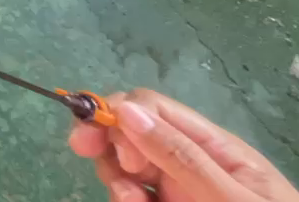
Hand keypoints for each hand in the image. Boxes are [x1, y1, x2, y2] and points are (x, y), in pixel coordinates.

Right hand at [68, 90, 298, 201]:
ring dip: (112, 172)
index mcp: (216, 147)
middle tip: (82, 149)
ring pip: (122, 157)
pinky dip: (122, 194)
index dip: (121, 114)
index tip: (112, 145)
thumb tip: (126, 110)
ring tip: (128, 201)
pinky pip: (130, 188)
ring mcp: (178, 184)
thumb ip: (185, 158)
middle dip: (104, 137)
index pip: (153, 106)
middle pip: (129, 127)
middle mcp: (191, 159)